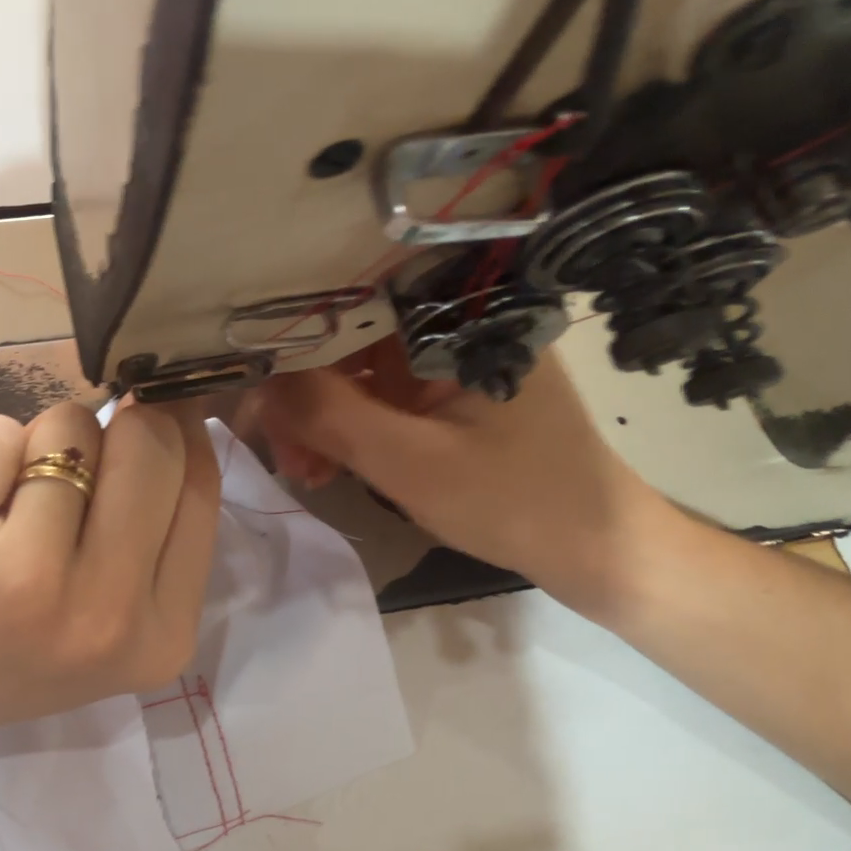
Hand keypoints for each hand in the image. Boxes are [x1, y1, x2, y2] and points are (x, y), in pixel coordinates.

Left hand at [0, 400, 221, 767]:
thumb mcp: (99, 621)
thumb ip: (147, 532)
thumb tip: (171, 406)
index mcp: (159, 636)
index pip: (200, 483)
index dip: (174, 432)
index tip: (139, 424)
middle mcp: (108, 615)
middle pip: (149, 443)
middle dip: (106, 432)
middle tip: (56, 478)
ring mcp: (29, 577)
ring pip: (71, 425)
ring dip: (33, 449)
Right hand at [250, 337, 672, 617]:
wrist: (597, 550)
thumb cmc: (515, 502)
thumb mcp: (411, 463)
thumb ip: (332, 415)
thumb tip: (259, 379)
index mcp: (464, 313)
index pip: (356, 299)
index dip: (295, 335)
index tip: (253, 384)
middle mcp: (457, 319)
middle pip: (350, 337)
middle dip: (303, 394)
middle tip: (276, 448)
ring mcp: (452, 358)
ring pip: (358, 370)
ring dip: (320, 418)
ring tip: (300, 471)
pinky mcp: (449, 392)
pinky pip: (380, 397)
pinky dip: (348, 430)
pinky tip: (326, 468)